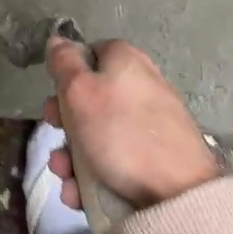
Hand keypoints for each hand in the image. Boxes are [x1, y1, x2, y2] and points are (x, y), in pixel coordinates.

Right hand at [42, 37, 222, 210]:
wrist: (178, 193)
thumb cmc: (120, 132)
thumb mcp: (79, 90)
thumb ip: (63, 62)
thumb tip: (58, 39)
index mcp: (125, 59)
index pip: (88, 54)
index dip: (66, 76)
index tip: (54, 100)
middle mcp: (141, 84)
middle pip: (91, 98)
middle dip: (65, 126)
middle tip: (56, 142)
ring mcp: (152, 124)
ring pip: (100, 134)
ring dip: (74, 157)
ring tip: (66, 179)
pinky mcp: (158, 158)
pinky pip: (118, 159)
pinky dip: (96, 175)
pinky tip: (81, 194)